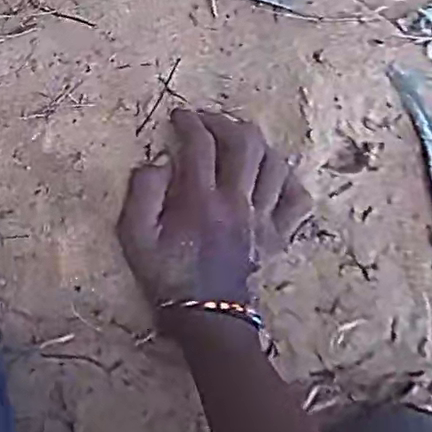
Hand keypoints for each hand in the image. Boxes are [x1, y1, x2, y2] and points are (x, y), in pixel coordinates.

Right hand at [117, 109, 313, 309]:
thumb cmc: (164, 272)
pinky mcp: (278, 235)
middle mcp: (237, 203)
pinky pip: (297, 199)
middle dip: (224, 122)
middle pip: (245, 145)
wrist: (205, 316)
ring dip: (255, 143)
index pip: (201, 145)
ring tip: (235, 138)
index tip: (178, 116)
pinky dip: (286, 179)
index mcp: (200, 200)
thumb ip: (143, 193)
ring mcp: (263, 219)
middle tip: (206, 119)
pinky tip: (268, 173)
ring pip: (275, 165)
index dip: (190, 123)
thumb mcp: (134, 234)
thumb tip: (159, 162)